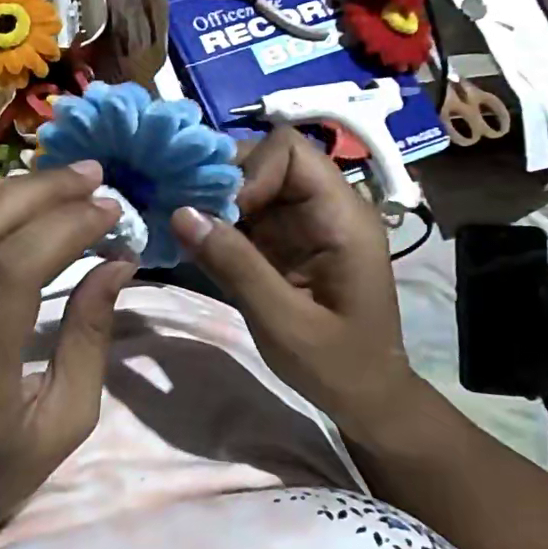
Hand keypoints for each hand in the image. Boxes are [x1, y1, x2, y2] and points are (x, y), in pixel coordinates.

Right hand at [169, 127, 415, 432]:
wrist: (367, 397)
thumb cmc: (337, 365)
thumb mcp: (282, 321)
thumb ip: (235, 265)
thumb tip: (180, 213)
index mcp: (342, 217)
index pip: (290, 151)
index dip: (249, 171)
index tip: (220, 214)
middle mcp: (325, 208)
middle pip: (268, 160)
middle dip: (223, 182)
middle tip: (184, 214)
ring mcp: (306, 224)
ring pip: (253, 185)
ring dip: (215, 202)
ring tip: (182, 227)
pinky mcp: (288, 243)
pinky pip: (249, 215)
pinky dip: (219, 224)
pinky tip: (195, 243)